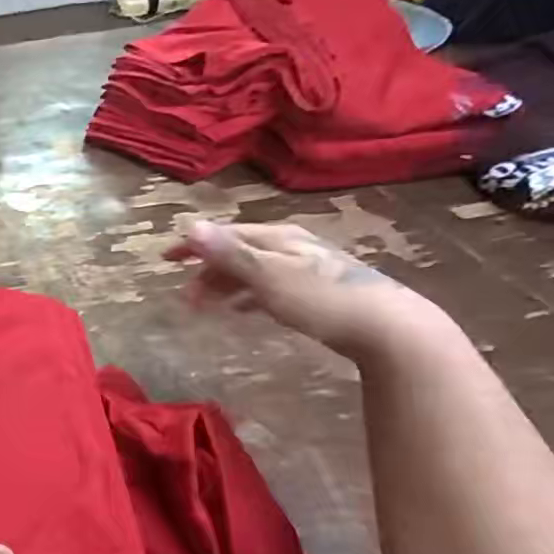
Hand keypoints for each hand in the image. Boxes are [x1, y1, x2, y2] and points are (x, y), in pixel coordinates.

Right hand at [166, 220, 456, 361]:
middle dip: (206, 270)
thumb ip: (228, 252)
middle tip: (186, 296)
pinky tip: (242, 310)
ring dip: (224, 285)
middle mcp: (290, 246)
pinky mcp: (315, 290)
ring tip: (207, 306)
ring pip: (251, 270)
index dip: (193, 245)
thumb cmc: (320, 299)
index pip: (225, 234)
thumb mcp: (267, 275)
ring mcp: (305, 267)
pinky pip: (267, 286)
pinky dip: (246, 295)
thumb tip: (190, 226)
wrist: (387, 327)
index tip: (165, 260)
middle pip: (237, 251)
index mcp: (277, 238)